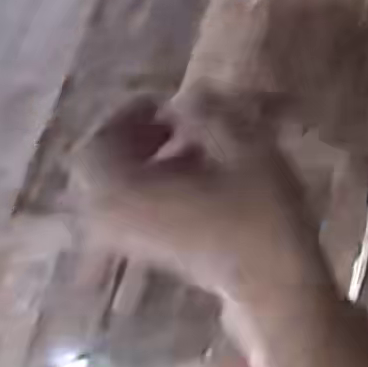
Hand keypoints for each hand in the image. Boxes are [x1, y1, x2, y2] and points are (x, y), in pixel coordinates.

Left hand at [69, 90, 331, 309]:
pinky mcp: (147, 245)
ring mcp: (123, 235)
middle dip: (142, 136)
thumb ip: (216, 119)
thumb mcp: (249, 152)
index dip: (127, 114)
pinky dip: (160, 180)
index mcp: (120, 189)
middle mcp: (105, 214)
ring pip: (121, 184)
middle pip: (105, 165)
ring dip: (155, 157)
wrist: (269, 273)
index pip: (98, 142)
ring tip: (204, 144)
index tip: (166, 97)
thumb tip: (193, 93)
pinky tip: (205, 174)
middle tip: (186, 118)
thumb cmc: (260, 209)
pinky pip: (135, 203)